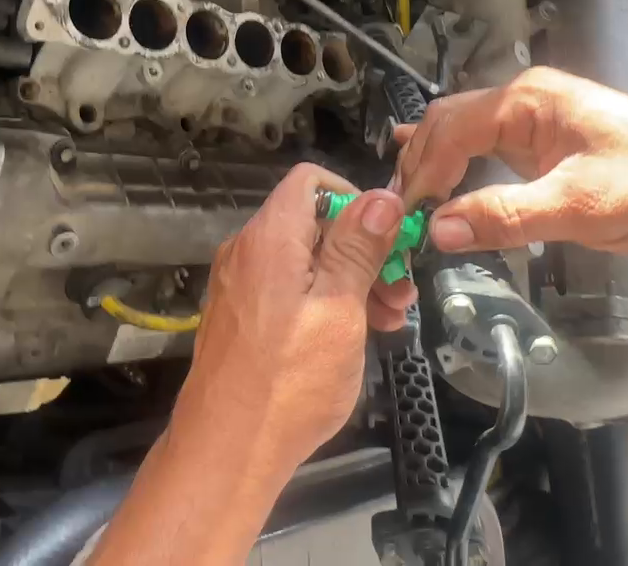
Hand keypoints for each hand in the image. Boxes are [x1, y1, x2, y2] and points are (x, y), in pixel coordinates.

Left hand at [173, 163, 415, 474]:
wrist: (226, 447)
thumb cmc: (289, 379)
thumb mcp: (338, 309)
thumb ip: (358, 248)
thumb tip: (381, 196)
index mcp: (269, 236)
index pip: (310, 181)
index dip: (355, 197)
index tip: (389, 237)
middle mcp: (247, 249)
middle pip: (312, 222)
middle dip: (363, 248)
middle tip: (401, 293)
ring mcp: (240, 282)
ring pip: (304, 258)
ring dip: (350, 278)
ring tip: (389, 321)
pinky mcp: (241, 312)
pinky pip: (287, 286)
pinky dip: (323, 298)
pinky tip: (354, 332)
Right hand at [395, 67, 627, 256]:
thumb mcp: (580, 207)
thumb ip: (505, 216)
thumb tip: (436, 232)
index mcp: (525, 100)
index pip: (451, 128)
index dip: (422, 171)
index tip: (405, 215)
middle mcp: (522, 101)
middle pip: (448, 124)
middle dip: (420, 164)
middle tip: (401, 211)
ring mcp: (533, 120)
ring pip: (462, 134)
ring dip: (432, 163)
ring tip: (405, 195)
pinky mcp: (544, 143)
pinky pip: (484, 146)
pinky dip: (453, 157)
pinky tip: (426, 163)